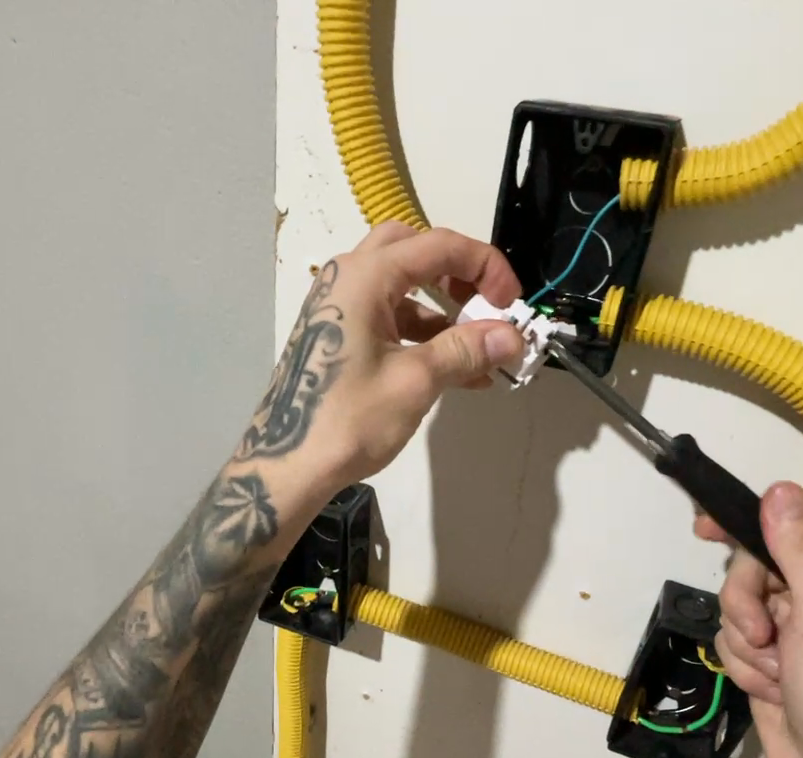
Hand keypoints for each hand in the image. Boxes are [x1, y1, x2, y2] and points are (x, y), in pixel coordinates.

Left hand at [235, 224, 523, 490]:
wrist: (288, 466)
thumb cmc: (349, 419)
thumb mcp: (416, 381)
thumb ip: (466, 350)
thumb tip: (514, 335)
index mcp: (365, 277)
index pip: (439, 246)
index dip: (485, 267)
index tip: (512, 303)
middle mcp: (347, 280)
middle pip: (413, 251)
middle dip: (457, 274)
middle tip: (485, 305)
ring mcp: (338, 309)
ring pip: (400, 289)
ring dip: (442, 312)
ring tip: (479, 353)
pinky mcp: (336, 338)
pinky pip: (387, 320)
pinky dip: (421, 336)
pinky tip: (454, 373)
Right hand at [696, 482, 802, 757]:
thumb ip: (799, 551)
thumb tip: (778, 490)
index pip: (793, 527)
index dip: (750, 527)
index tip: (705, 528)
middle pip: (754, 567)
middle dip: (747, 604)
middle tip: (762, 635)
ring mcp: (795, 625)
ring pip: (737, 604)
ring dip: (745, 642)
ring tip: (774, 672)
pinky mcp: (770, 652)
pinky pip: (733, 636)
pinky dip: (743, 662)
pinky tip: (769, 685)